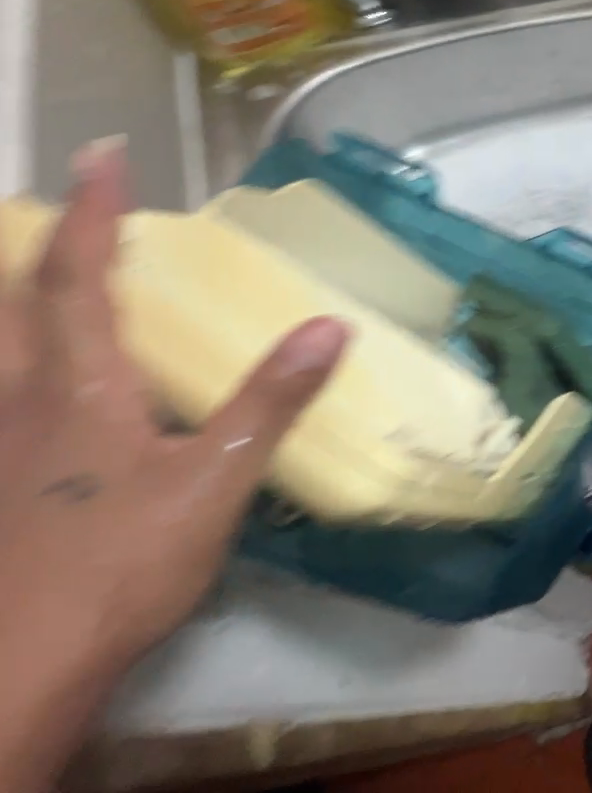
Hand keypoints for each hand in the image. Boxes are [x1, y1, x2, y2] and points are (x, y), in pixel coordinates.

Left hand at [0, 140, 347, 788]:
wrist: (17, 665)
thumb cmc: (118, 564)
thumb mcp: (214, 481)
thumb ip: (269, 401)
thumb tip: (329, 325)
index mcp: (74, 392)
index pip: (78, 281)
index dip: (91, 215)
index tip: (103, 155)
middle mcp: (16, 402)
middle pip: (10, 303)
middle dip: (39, 244)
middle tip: (75, 205)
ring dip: (19, 297)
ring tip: (61, 274)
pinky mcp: (1, 478)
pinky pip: (3, 392)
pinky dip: (19, 357)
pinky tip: (50, 381)